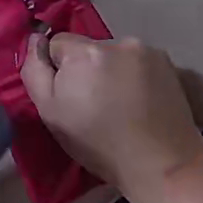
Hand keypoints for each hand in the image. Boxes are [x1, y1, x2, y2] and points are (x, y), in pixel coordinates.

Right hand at [21, 32, 202, 196]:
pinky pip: (137, 62)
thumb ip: (35, 71)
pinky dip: (133, 75)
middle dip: (85, 69)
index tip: (69, 98)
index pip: (57, 44)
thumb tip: (35, 39)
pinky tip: (139, 101)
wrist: (160, 162)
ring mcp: (147, 50)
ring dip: (110, 71)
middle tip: (94, 104)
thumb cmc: (98, 142)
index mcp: (85, 52)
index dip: (58, 71)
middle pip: (88, 48)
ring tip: (119, 104)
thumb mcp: (50, 113)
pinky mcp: (168, 63)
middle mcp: (117, 41)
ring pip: (113, 55)